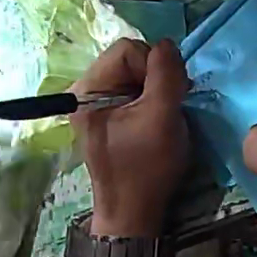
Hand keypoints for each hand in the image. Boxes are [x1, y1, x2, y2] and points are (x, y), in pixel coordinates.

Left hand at [74, 39, 190, 236]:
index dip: (155, 66)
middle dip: (157, 76)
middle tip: (171, 104)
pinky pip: (133, 90)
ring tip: (166, 114)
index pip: (129, 49)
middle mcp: (85, 90)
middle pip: (130, 58)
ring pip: (135, 73)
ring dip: (157, 88)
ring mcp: (95, 103)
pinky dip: (151, 99)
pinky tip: (157, 119)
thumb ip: (166, 74)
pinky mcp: (107, 115)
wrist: (133, 212)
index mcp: (88, 89)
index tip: (170, 95)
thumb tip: (168, 44)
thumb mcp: (162, 116)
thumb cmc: (146, 166)